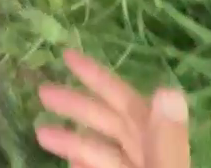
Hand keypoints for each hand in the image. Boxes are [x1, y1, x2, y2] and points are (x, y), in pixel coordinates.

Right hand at [36, 50, 189, 167]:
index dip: (97, 77)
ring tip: (41, 133)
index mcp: (162, 144)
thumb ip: (165, 138)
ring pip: (104, 148)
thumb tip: (169, 88)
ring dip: (73, 138)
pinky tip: (69, 161)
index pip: (127, 102)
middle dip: (76, 106)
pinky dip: (85, 162)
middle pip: (111, 123)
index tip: (66, 54)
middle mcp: (151, 154)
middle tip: (41, 93)